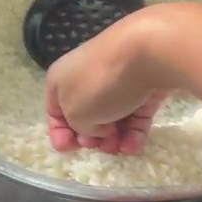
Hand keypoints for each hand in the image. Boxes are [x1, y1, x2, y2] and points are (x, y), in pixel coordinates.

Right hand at [43, 14, 166, 154]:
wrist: (146, 52)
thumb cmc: (99, 84)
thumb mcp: (76, 114)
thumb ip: (79, 127)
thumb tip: (98, 127)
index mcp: (60, 79)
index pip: (54, 111)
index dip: (59, 133)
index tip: (69, 150)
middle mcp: (85, 76)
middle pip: (86, 114)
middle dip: (92, 137)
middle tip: (100, 148)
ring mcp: (116, 78)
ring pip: (113, 115)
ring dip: (115, 138)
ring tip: (122, 150)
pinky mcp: (144, 83)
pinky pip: (135, 111)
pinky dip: (134, 130)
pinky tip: (135, 146)